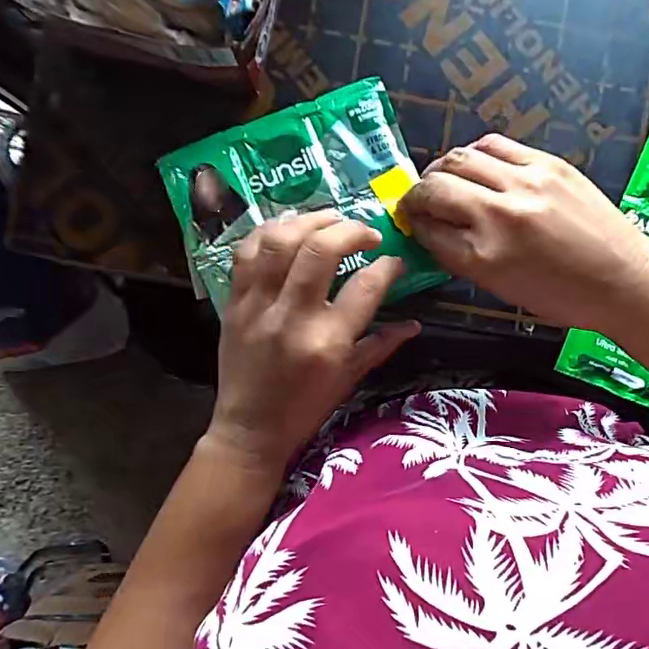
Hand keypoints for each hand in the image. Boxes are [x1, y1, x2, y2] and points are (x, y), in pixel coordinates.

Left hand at [207, 210, 419, 469]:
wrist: (249, 429)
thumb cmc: (304, 409)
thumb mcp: (348, 381)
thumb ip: (380, 346)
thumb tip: (414, 324)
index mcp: (328, 342)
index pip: (366, 286)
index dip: (388, 266)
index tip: (395, 262)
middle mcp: (293, 318)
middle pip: (321, 251)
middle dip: (350, 230)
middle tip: (367, 232)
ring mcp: (258, 306)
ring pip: (280, 242)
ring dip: (309, 221)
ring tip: (330, 219)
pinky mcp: (234, 303)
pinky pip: (247, 253)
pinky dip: (269, 232)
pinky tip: (289, 228)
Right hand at [396, 135, 648, 329]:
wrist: (623, 279)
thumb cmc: (564, 298)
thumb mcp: (502, 288)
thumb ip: (462, 257)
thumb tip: (435, 231)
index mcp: (484, 257)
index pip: (428, 229)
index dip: (413, 225)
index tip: (411, 223)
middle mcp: (499, 215)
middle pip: (435, 188)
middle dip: (416, 195)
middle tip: (416, 202)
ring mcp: (526, 183)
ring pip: (460, 158)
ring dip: (441, 168)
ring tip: (442, 179)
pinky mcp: (549, 164)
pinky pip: (495, 145)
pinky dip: (476, 154)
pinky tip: (475, 165)